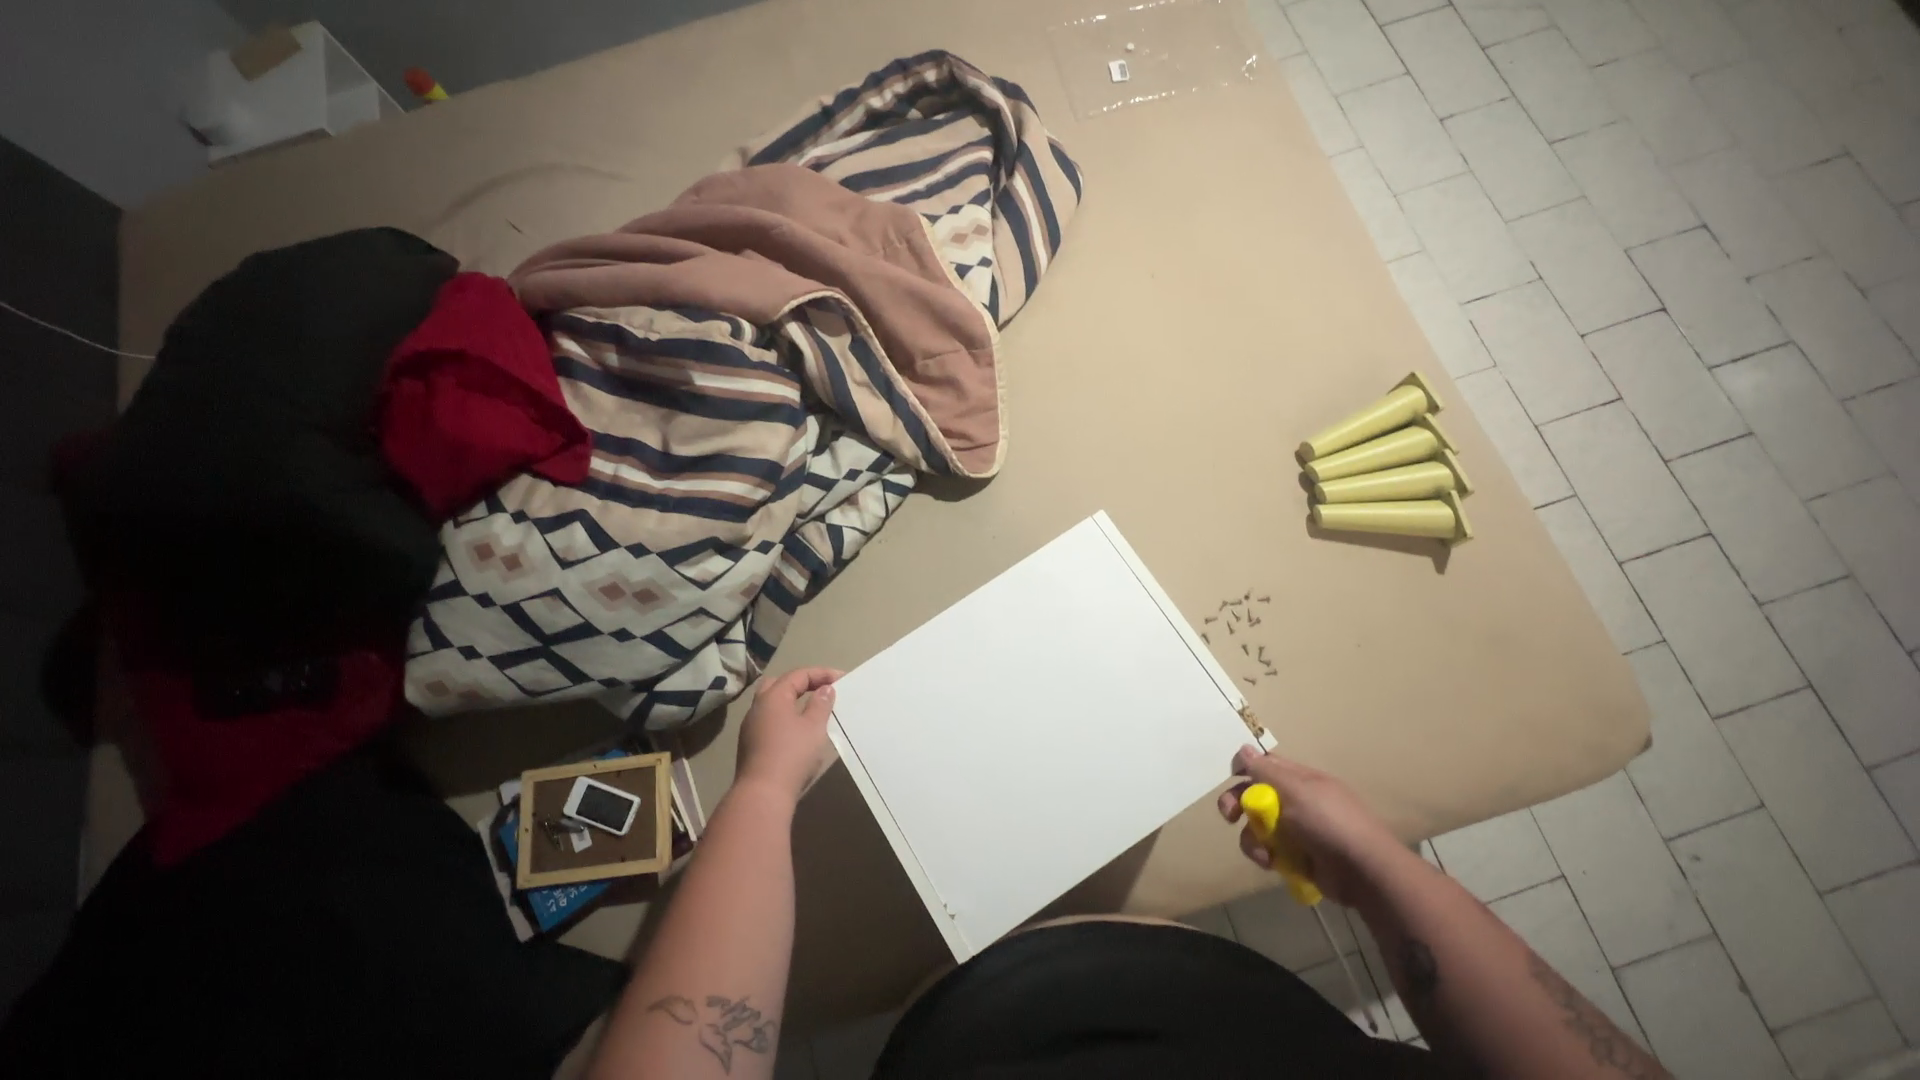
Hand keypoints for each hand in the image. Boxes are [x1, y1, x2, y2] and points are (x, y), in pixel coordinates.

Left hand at [734, 667, 842, 805]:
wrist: (763, 793)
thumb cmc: (792, 754)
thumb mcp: (814, 727)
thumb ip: (821, 704)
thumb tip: (824, 689)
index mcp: (773, 697)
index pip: (797, 675)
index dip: (821, 673)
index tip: (841, 679)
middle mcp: (757, 708)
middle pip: (778, 685)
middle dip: (800, 684)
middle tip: (820, 690)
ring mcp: (751, 728)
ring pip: (771, 706)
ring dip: (791, 704)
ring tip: (812, 712)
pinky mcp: (750, 746)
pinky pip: (769, 723)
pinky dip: (784, 720)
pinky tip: (798, 733)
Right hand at [1216, 746, 1405, 905]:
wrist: (1364, 872)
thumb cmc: (1330, 823)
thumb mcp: (1297, 790)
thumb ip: (1267, 771)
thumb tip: (1245, 748)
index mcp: (1300, 780)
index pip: (1265, 766)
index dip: (1245, 768)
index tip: (1230, 777)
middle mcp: (1296, 802)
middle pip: (1254, 796)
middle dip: (1237, 804)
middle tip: (1230, 816)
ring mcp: (1296, 830)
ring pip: (1256, 827)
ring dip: (1253, 838)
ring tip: (1264, 852)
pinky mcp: (1295, 856)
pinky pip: (1267, 850)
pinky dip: (1266, 856)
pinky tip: (1273, 863)